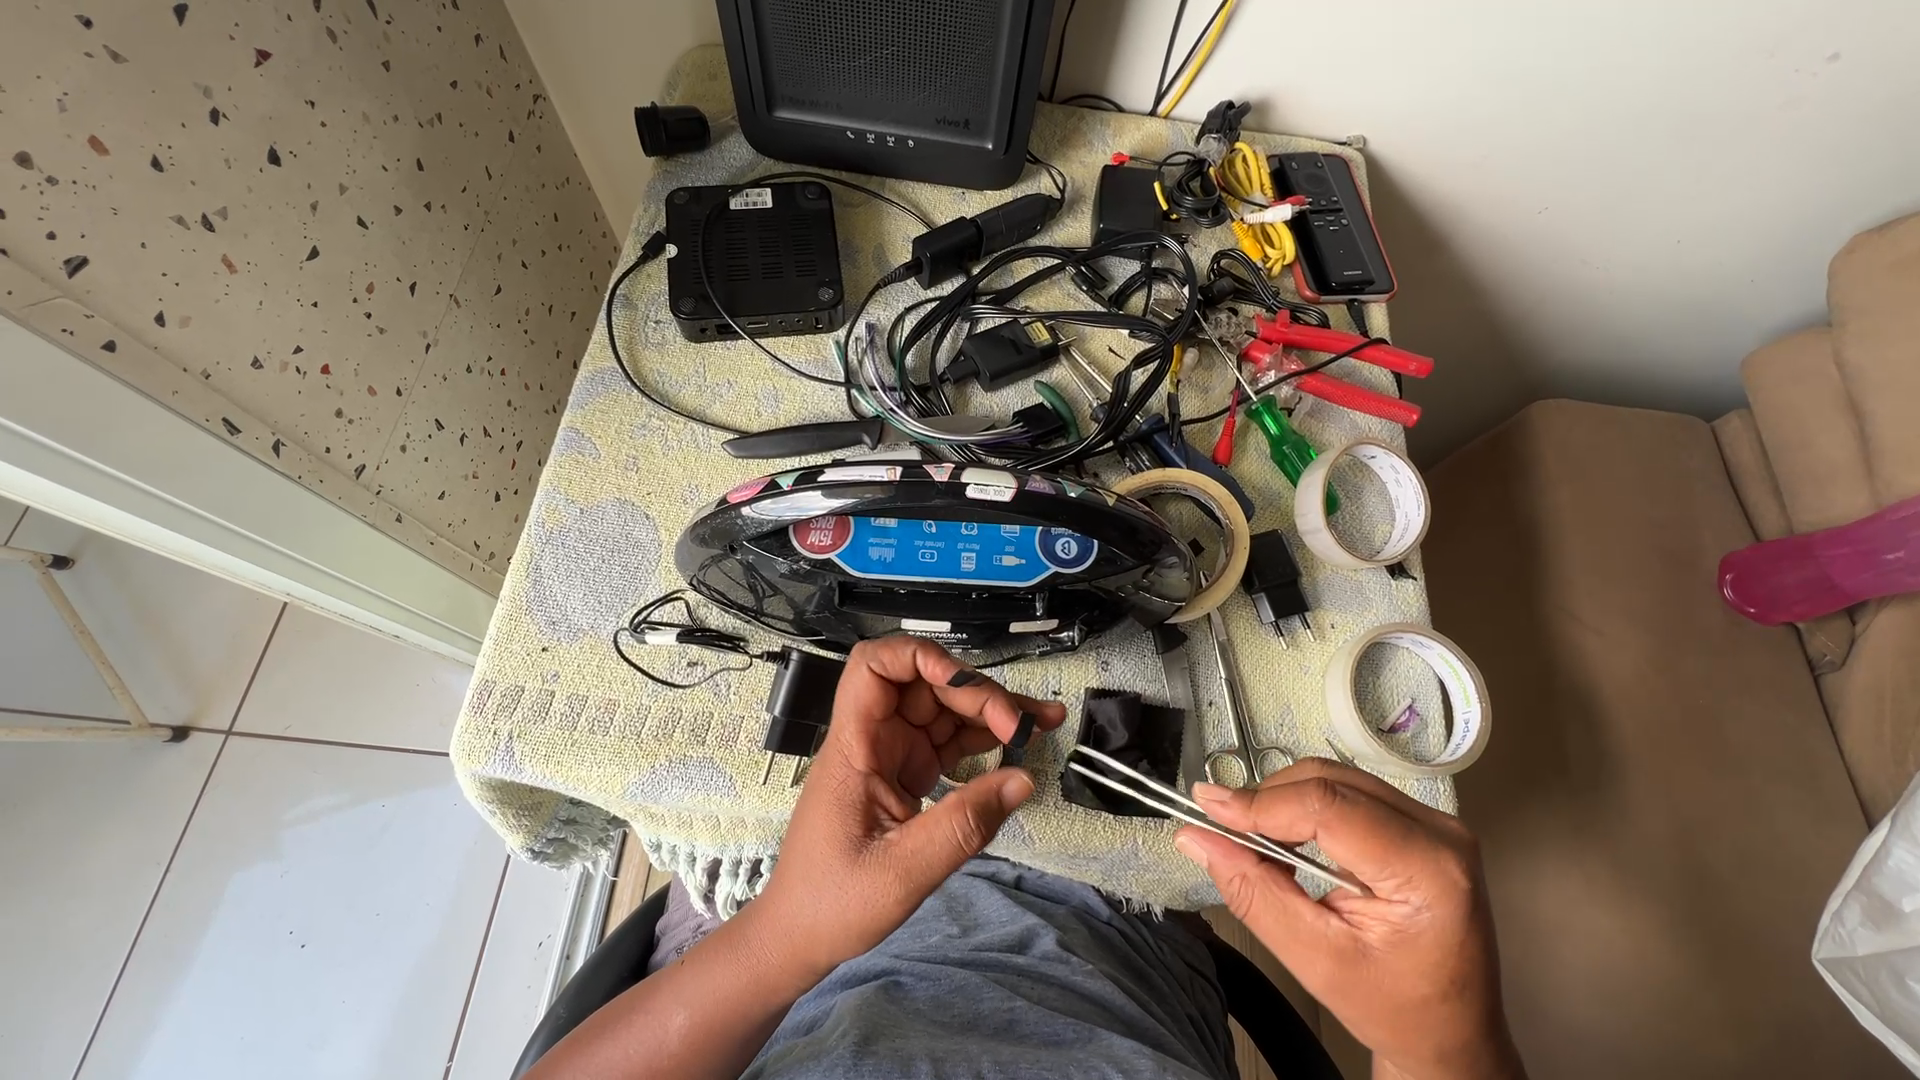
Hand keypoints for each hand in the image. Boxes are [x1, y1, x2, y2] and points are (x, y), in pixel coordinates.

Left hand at [753, 636, 1065, 977]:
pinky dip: (984, 739)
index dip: (920, 657)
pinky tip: (1019, 743)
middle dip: (976, 694)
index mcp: (855, 745)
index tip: (963, 684)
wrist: (799, 935)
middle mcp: (873, 738)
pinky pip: (948, 741)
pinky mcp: (907, 773)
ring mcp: (892, 754)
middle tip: (1025, 727)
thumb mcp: (901, 873)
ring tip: (1044, 720)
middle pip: (926, 686)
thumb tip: (1024, 780)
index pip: (874, 666)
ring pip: (943, 710)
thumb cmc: (832, 903)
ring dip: (990, 711)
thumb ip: (963, 827)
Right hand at [1175, 759, 1524, 1079]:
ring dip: (1282, 802)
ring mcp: (1433, 822)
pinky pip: (1345, 791)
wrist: (1452, 1036)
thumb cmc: (1394, 1008)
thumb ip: (1253, 892)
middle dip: (1266, 800)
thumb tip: (1195, 837)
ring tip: (1255, 844)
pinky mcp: (1418, 822)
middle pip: (1328, 782)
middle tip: (1224, 832)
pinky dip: (1302, 807)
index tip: (1206, 808)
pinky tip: (1286, 843)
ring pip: (1332, 779)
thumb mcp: (1315, 960)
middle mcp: (1439, 832)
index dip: (1260, 802)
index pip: (1327, 806)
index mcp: (1427, 870)